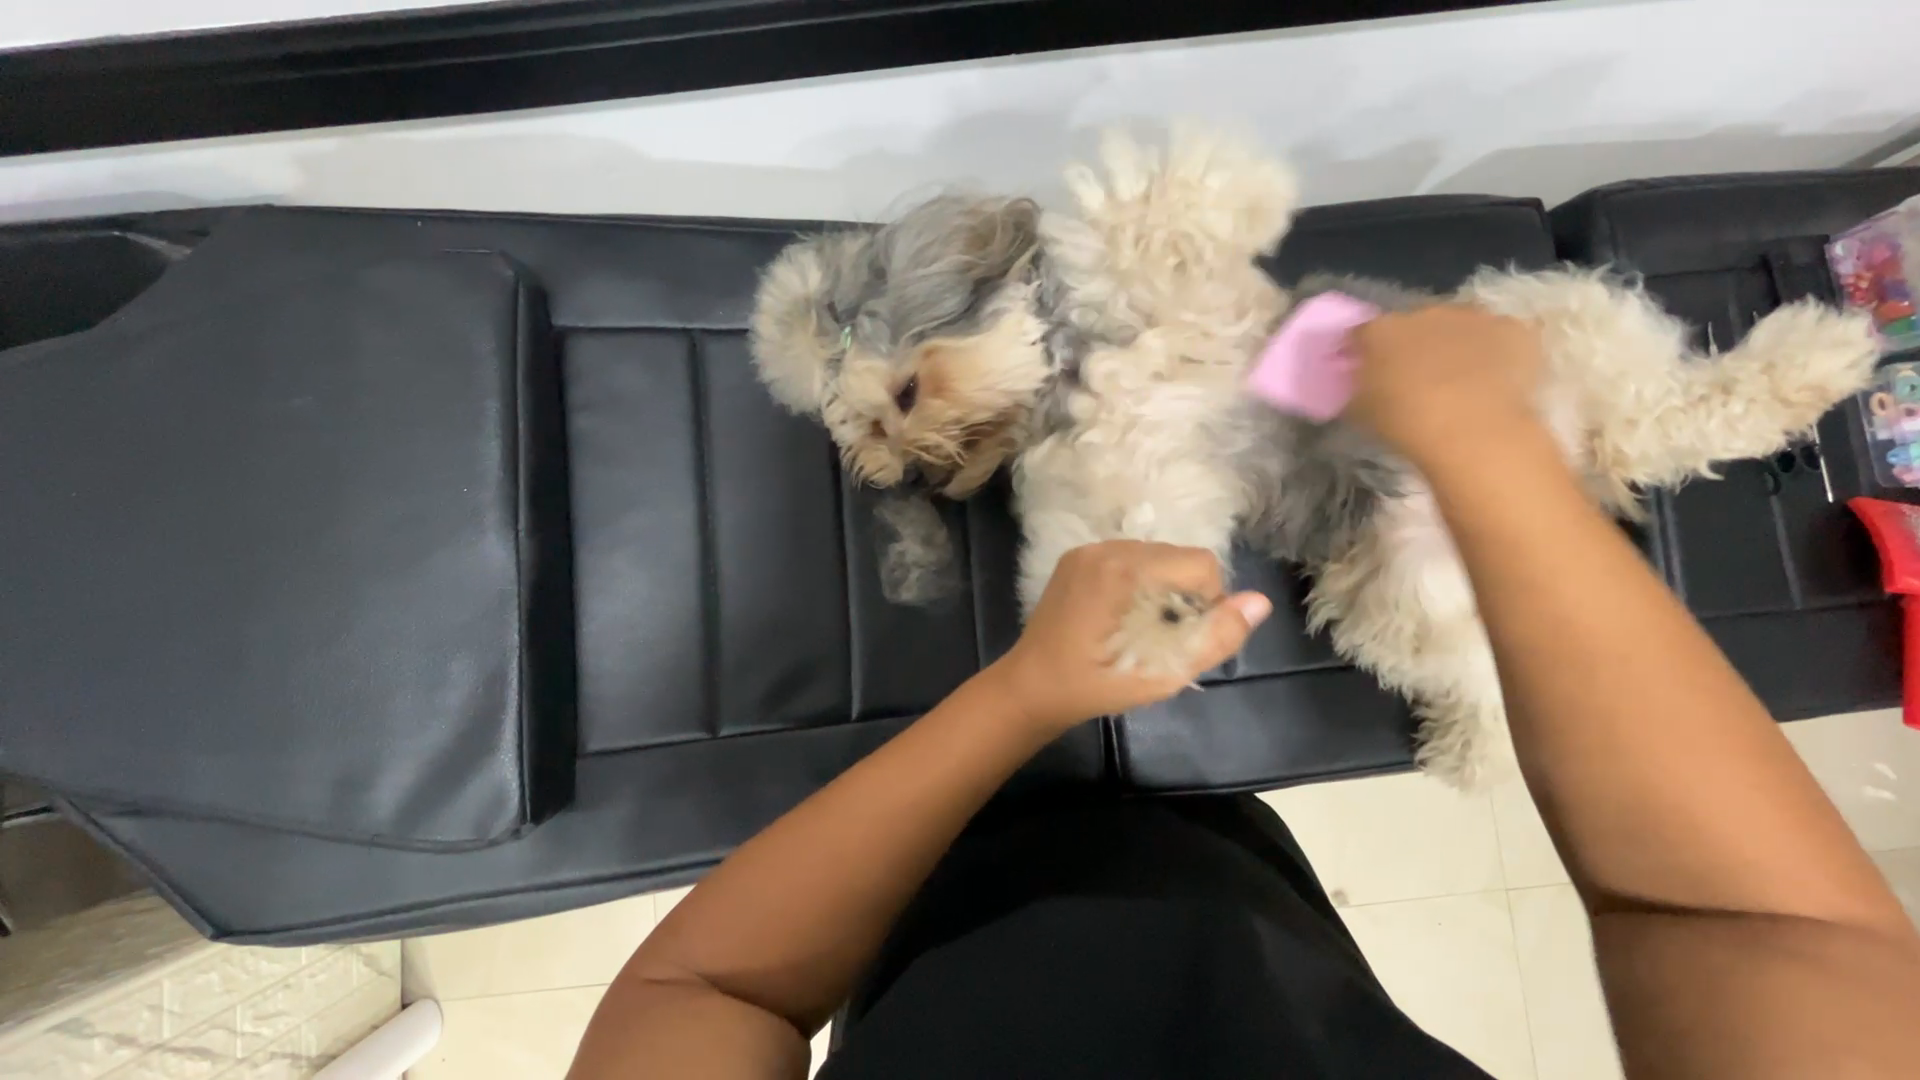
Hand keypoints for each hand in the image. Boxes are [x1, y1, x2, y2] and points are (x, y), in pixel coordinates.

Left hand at [987, 541, 1271, 734]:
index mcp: (1126, 569)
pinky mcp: (1075, 558)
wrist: (1031, 687)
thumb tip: (1260, 601)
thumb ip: (1215, 637)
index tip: (1186, 637)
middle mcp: (1106, 548)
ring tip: (1143, 629)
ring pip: (1154, 556)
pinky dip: (1139, 582)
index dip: (1209, 602)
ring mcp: (1087, 550)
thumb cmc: (1097, 685)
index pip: (1201, 564)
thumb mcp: (1163, 673)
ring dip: (1163, 588)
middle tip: (1164, 638)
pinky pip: (1127, 559)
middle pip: (1177, 557)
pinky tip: (1122, 617)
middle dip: (1185, 595)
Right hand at [1346, 305, 1546, 468]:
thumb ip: (1355, 389)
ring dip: (1453, 344)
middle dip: (1410, 344)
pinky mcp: (1513, 329)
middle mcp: (1423, 312)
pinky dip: (1493, 352)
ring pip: (1457, 327)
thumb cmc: (1403, 422)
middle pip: (1412, 324)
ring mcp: (1471, 317)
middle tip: (1412, 376)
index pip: (1360, 333)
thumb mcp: (1359, 412)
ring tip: (1456, 379)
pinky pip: (1497, 337)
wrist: (1471, 428)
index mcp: (1380, 331)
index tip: (1361, 369)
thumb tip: (1357, 384)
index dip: (1360, 350)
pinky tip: (1492, 379)